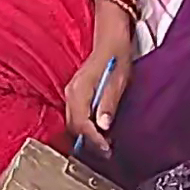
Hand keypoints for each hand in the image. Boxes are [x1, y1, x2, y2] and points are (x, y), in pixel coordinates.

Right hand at [64, 40, 133, 156]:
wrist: (110, 39)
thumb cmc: (117, 57)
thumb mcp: (118, 81)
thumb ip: (109, 103)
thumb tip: (103, 126)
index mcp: (80, 89)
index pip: (81, 122)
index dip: (92, 138)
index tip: (105, 148)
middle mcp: (71, 93)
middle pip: (74, 126)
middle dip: (89, 141)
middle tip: (106, 150)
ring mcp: (71, 94)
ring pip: (74, 123)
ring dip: (87, 135)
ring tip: (105, 142)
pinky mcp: (75, 95)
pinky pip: (76, 116)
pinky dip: (86, 127)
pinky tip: (99, 130)